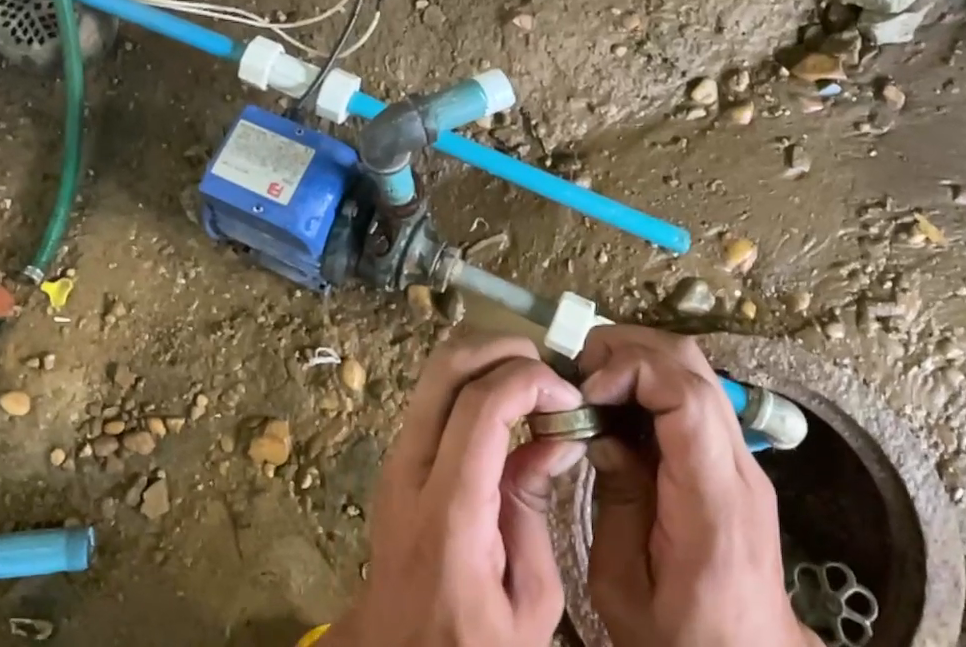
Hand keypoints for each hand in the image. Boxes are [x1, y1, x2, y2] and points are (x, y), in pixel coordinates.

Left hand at [324, 334, 585, 646]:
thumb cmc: (470, 639)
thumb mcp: (529, 601)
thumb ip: (537, 511)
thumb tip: (557, 436)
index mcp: (448, 513)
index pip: (480, 406)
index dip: (529, 381)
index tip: (569, 397)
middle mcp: (411, 469)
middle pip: (445, 368)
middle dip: (502, 348)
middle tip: (550, 371)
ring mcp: (396, 457)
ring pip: (434, 372)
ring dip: (487, 360)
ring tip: (534, 384)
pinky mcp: (398, 456)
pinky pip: (434, 396)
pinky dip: (473, 380)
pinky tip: (509, 404)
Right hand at [578, 326, 820, 646]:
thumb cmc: (682, 640)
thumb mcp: (623, 586)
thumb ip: (614, 503)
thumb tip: (602, 436)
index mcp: (713, 502)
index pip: (688, 396)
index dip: (632, 371)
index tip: (585, 391)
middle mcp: (740, 469)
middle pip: (693, 366)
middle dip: (628, 350)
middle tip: (577, 374)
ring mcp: (743, 461)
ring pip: (694, 370)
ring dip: (637, 360)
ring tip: (590, 385)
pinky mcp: (732, 463)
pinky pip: (692, 396)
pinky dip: (648, 382)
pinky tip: (614, 407)